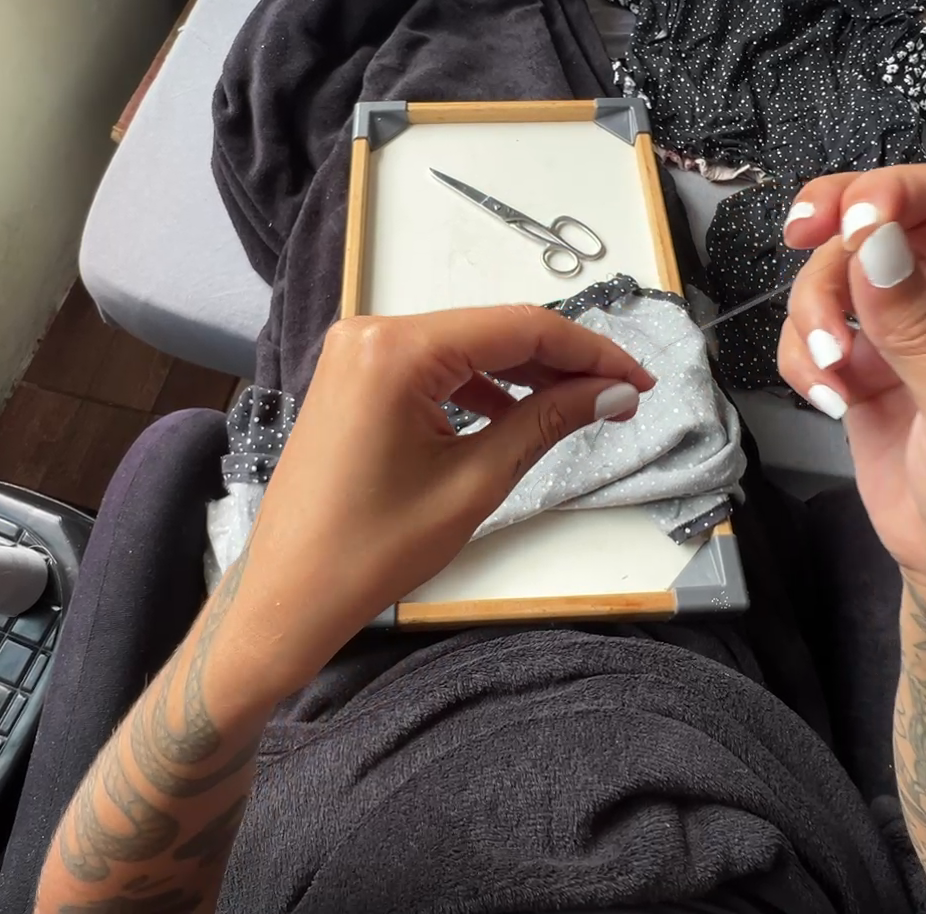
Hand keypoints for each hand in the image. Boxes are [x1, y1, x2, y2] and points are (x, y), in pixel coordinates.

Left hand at [213, 306, 654, 698]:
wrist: (286, 597)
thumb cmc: (374, 550)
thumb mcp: (474, 483)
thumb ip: (546, 422)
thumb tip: (614, 392)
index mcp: (398, 348)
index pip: (518, 328)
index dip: (589, 350)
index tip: (639, 379)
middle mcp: (372, 330)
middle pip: (491, 332)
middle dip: (559, 363)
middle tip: (617, 398)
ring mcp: (358, 351)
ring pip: (464, 348)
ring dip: (522, 374)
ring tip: (576, 408)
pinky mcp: (355, 375)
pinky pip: (432, 367)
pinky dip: (478, 387)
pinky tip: (514, 413)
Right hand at [777, 165, 925, 615]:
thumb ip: (923, 330)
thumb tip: (869, 243)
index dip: (883, 196)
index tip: (831, 228)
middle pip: (866, 234)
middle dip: (828, 270)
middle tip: (817, 316)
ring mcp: (898, 336)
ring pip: (826, 286)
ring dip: (809, 325)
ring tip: (828, 383)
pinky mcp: (857, 371)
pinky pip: (807, 338)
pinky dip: (799, 362)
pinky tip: (825, 403)